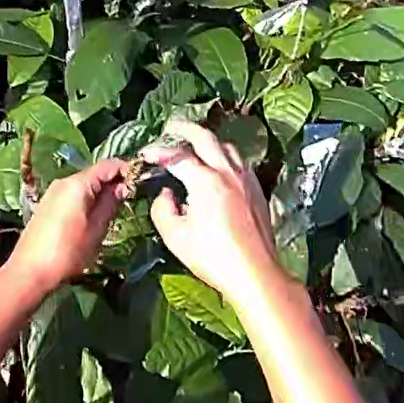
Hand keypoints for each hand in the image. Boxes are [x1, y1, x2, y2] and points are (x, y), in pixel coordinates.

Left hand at [2, 158, 127, 293]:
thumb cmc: (67, 251)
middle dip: (114, 182)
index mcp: (77, 184)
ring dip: (101, 192)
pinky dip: (88, 199)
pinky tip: (96, 215)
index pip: (107, 165)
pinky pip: (74, 194)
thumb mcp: (96, 229)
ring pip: (84, 184)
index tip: (141, 182)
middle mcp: (64, 181)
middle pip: (95, 173)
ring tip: (117, 209)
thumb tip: (124, 186)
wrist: (30, 270)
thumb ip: (110, 203)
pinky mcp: (49, 203)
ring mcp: (54, 192)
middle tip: (132, 198)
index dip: (126, 170)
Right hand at [143, 119, 290, 310]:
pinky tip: (218, 166)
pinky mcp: (257, 191)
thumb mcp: (175, 237)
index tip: (146, 154)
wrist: (256, 275)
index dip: (159, 151)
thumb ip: (162, 209)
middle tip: (171, 127)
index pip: (177, 155)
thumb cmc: (214, 258)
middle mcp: (228, 174)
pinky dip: (224, 155)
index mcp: (206, 182)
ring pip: (226, 147)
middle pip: (206, 138)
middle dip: (185, 129)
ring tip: (194, 145)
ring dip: (208, 141)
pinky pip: (239, 162)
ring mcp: (246, 181)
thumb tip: (167, 194)